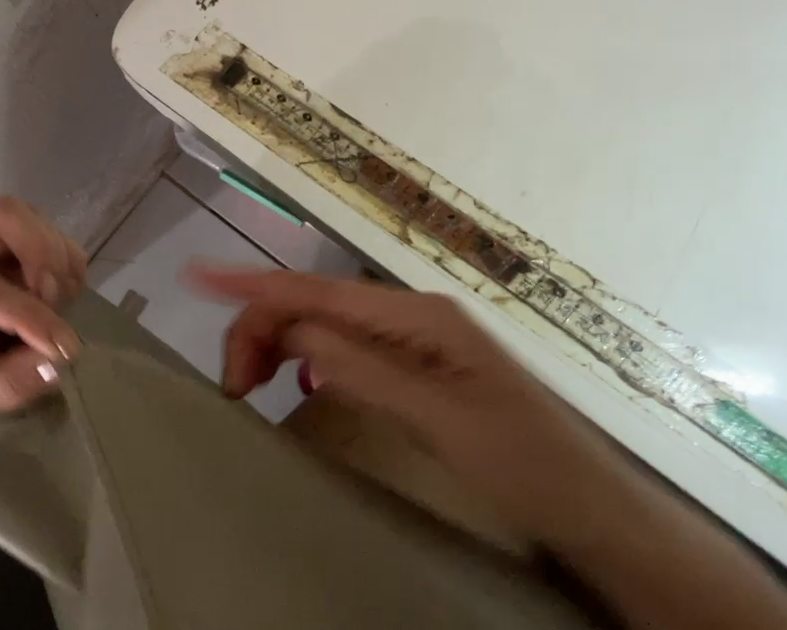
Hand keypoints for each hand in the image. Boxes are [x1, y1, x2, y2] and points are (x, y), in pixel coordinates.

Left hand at [0, 197, 87, 434]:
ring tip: (60, 309)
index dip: (27, 314)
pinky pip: (58, 244)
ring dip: (58, 262)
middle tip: (54, 300)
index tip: (62, 348)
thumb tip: (56, 358)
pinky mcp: (24, 264)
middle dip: (39, 251)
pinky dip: (70, 268)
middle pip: (4, 215)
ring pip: (35, 223)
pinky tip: (66, 305)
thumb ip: (12, 383)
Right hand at [190, 265, 627, 549]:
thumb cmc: (524, 464)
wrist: (591, 509)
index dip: (252, 283)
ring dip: (276, 345)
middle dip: (261, 330)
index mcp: (416, 315)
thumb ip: (364, 370)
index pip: (316, 290)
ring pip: (318, 325)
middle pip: (311, 304)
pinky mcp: (409, 363)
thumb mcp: (440, 420)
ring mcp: (408, 337)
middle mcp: (406, 314)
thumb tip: (295, 335)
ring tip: (248, 386)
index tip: (196, 278)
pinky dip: (301, 358)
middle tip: (233, 384)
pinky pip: (337, 347)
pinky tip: (291, 381)